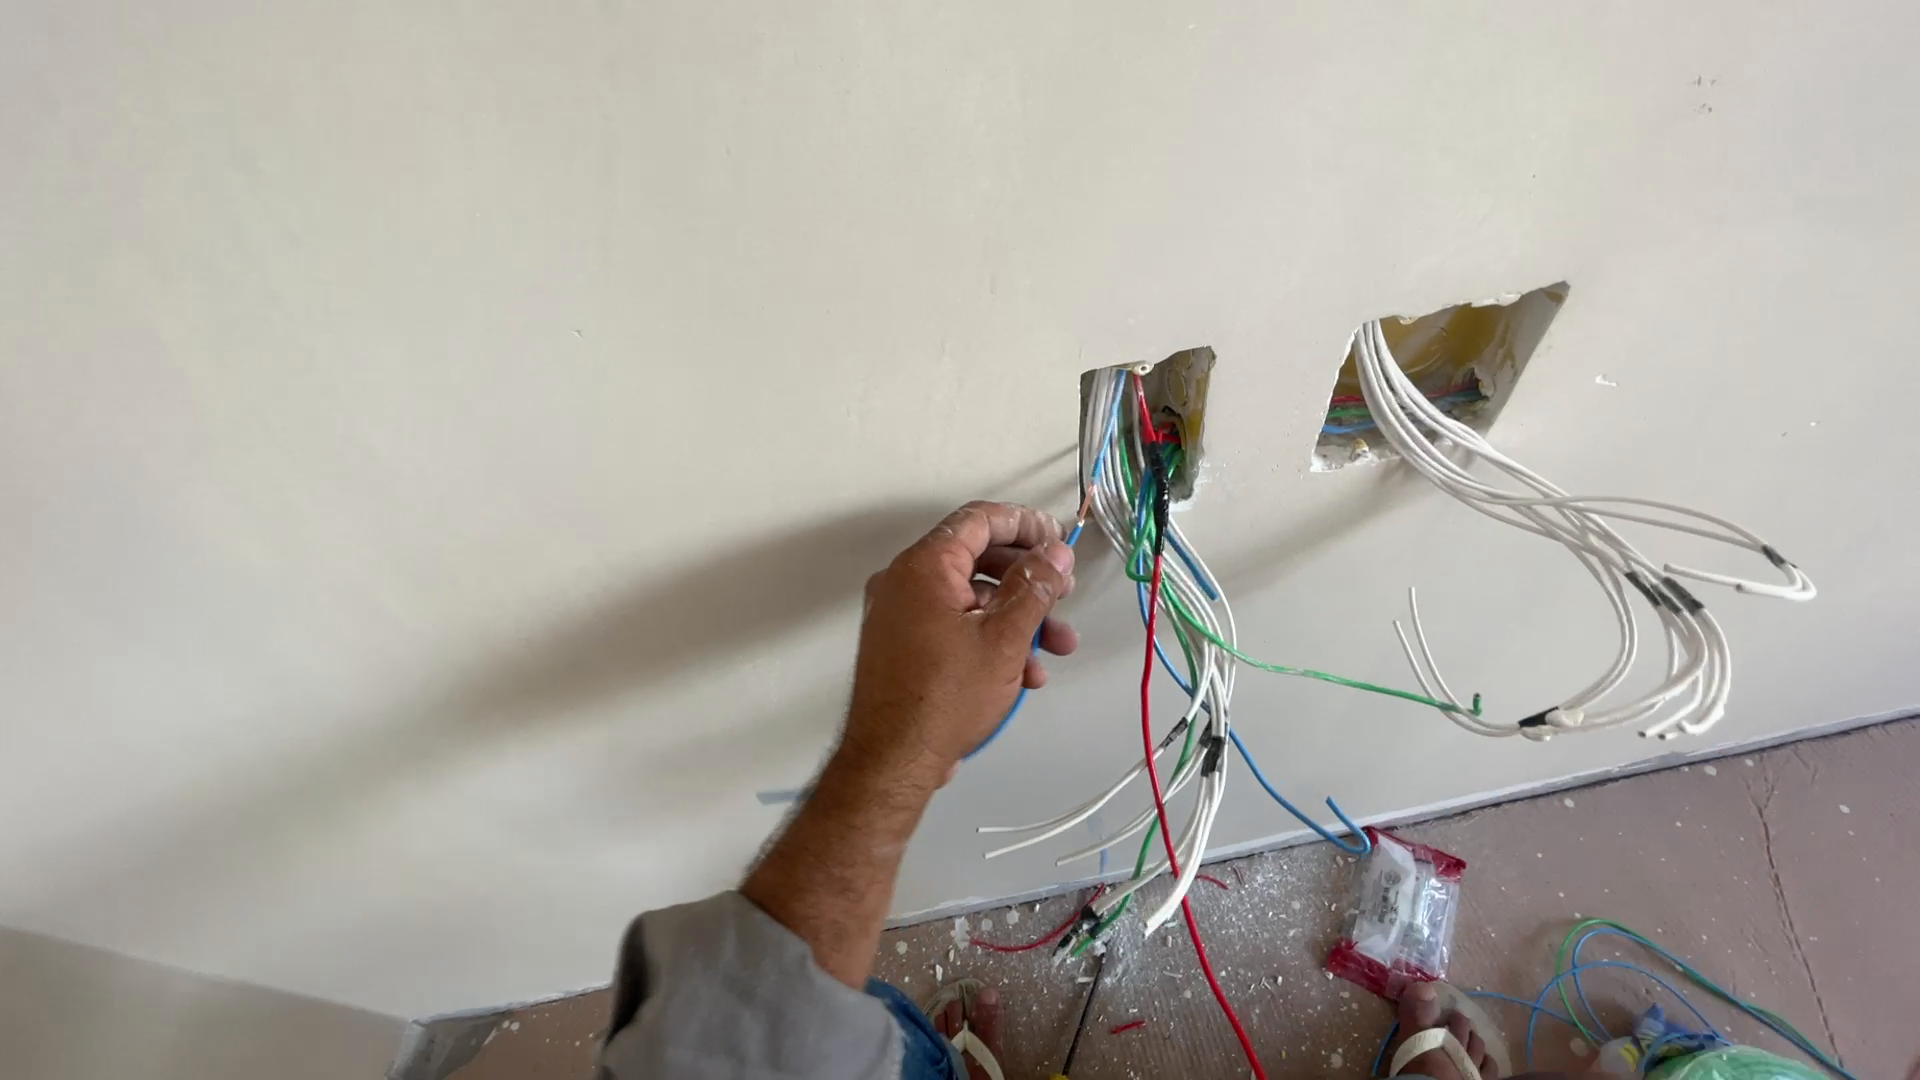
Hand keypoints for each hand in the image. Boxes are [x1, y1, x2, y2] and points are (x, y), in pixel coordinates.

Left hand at [840, 501, 1078, 779]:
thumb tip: (1055, 553)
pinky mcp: (904, 643)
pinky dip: (989, 639)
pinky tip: (1024, 674)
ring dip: (1018, 619)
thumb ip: (1035, 586)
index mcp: (924, 566)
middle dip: (1029, 581)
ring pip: (972, 599)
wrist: (892, 761)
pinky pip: (953, 625)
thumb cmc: (945, 697)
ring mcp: (901, 613)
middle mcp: (905, 581)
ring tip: (1057, 648)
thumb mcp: (1004, 638)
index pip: (979, 520)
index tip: (1058, 540)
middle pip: (979, 559)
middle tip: (1065, 596)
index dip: (1025, 524)